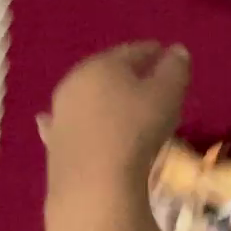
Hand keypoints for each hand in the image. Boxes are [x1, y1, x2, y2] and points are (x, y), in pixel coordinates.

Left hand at [40, 41, 189, 198]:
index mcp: (103, 64)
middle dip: (132, 74)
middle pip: (109, 71)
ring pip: (91, 96)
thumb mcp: (169, 93)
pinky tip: (71, 119)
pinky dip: (80, 118)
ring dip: (110, 97)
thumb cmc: (138, 128)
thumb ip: (175, 68)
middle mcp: (75, 81)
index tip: (171, 58)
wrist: (95, 181)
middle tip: (155, 83)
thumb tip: (176, 50)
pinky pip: (72, 122)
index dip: (156, 52)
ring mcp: (61, 111)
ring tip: (130, 106)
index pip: (134, 50)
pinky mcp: (55, 140)